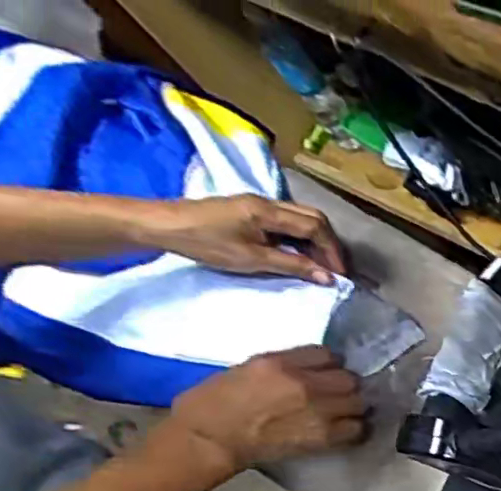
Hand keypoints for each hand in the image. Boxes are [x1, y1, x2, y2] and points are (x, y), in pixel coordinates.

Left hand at [142, 195, 345, 284]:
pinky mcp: (250, 210)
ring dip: (317, 240)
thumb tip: (328, 277)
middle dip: (329, 243)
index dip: (332, 251)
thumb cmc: (206, 243)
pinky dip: (302, 237)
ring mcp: (258, 204)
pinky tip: (299, 253)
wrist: (161, 225)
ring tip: (319, 264)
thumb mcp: (252, 259)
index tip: (339, 274)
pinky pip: (288, 220)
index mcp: (268, 211)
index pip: (315, 226)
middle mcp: (267, 202)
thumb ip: (293, 266)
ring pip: (302, 217)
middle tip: (333, 268)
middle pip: (313, 217)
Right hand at [156, 347, 365, 476]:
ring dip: (353, 407)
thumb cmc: (215, 402)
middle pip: (349, 379)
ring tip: (342, 412)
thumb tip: (313, 369)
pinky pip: (358, 428)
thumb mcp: (247, 369)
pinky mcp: (326, 436)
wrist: (209, 440)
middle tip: (337, 395)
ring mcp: (318, 410)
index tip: (326, 373)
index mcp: (279, 363)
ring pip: (359, 402)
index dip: (330, 364)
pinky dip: (355, 428)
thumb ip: (284, 366)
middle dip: (345, 386)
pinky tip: (343, 429)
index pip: (327, 354)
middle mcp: (304, 384)